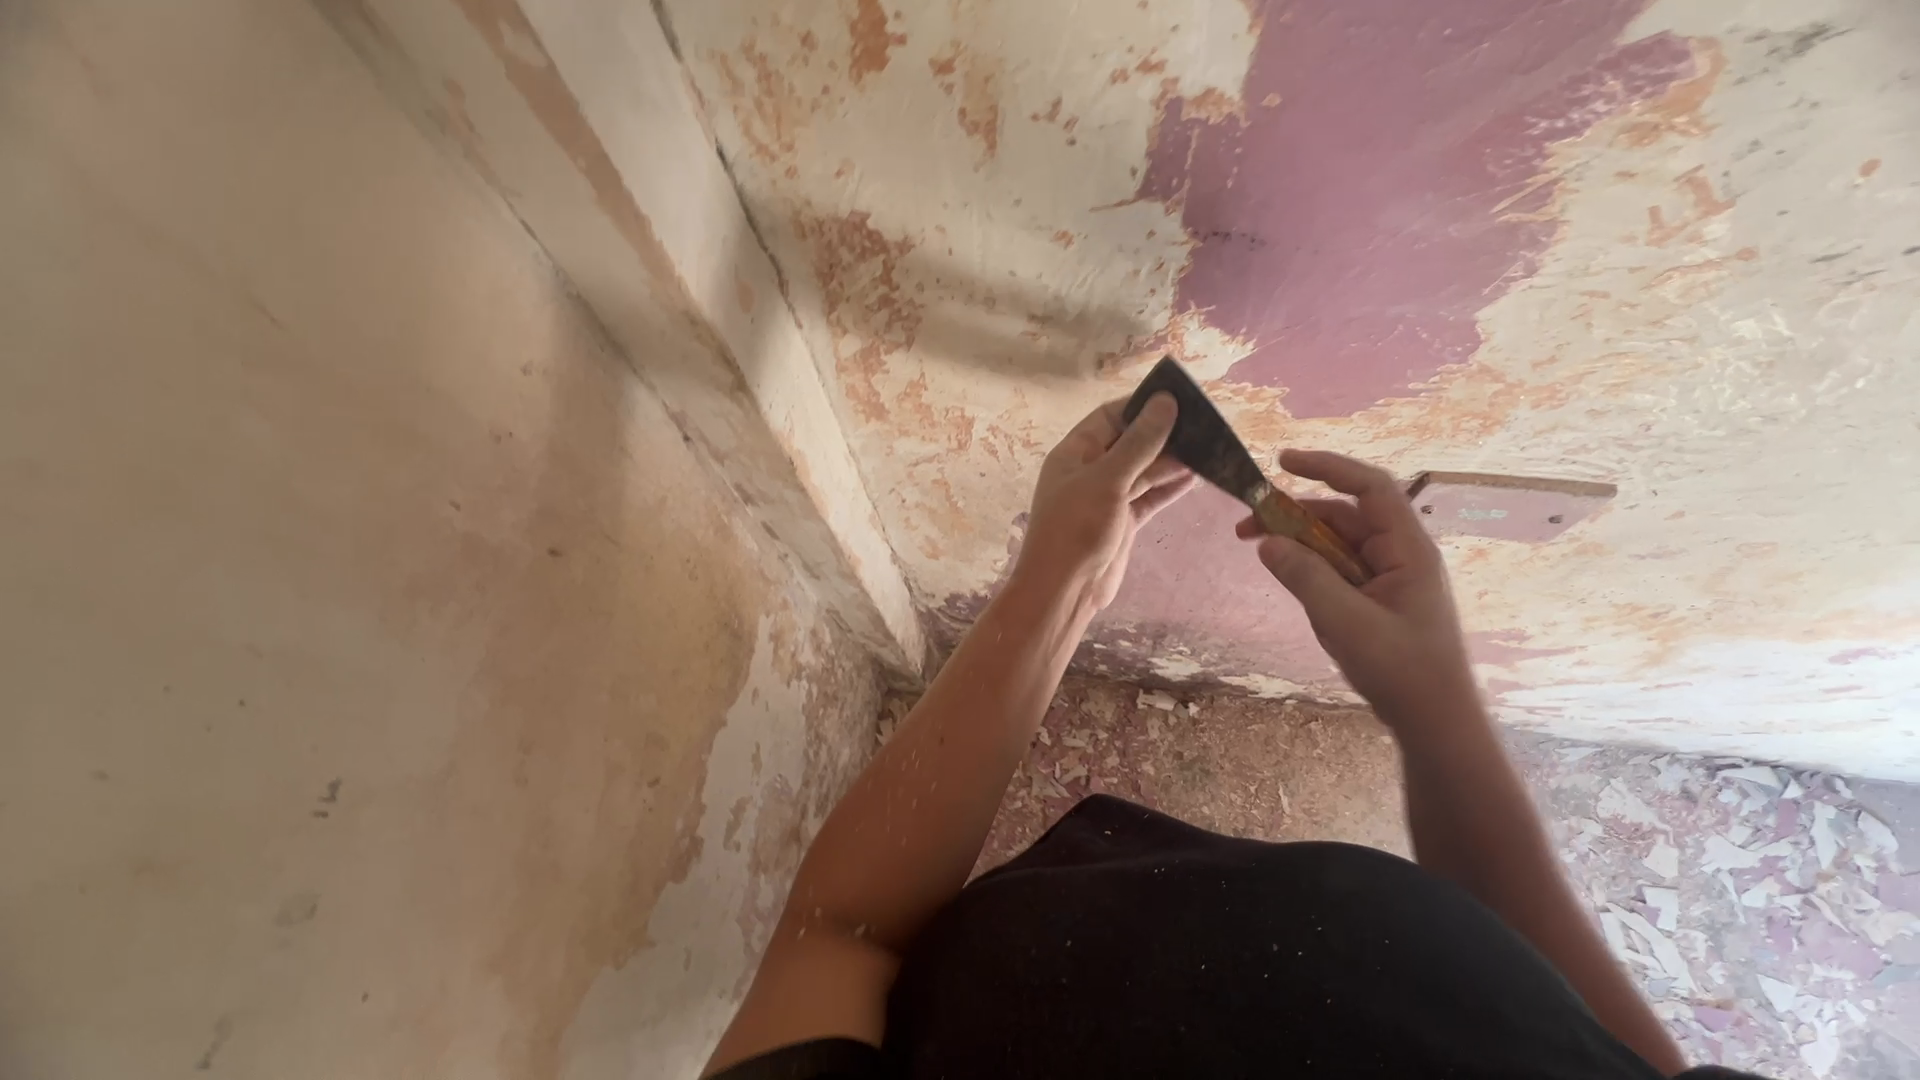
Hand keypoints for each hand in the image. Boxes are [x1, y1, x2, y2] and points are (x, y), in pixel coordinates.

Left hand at [1015, 393, 1195, 611]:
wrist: (1065, 589)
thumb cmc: (1076, 528)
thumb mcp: (1107, 479)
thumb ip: (1139, 443)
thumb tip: (1165, 402)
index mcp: (1074, 453)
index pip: (1109, 417)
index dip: (1141, 406)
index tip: (1178, 399)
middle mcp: (1090, 471)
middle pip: (1130, 443)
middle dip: (1163, 434)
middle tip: (1204, 425)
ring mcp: (1107, 497)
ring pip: (1144, 471)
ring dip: (1172, 461)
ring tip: (1208, 449)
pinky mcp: (1123, 521)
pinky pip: (1149, 497)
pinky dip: (1170, 488)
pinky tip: (1196, 478)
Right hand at [1236, 449, 1477, 725]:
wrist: (1434, 722)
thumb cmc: (1402, 670)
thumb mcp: (1346, 623)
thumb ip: (1305, 578)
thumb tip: (1266, 542)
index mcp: (1407, 549)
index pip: (1369, 487)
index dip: (1327, 467)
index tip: (1282, 462)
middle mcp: (1398, 554)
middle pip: (1342, 515)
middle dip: (1293, 513)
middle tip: (1245, 526)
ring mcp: (1387, 577)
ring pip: (1335, 543)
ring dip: (1296, 542)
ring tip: (1257, 550)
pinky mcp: (1375, 598)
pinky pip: (1336, 570)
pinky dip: (1308, 568)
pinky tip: (1288, 582)